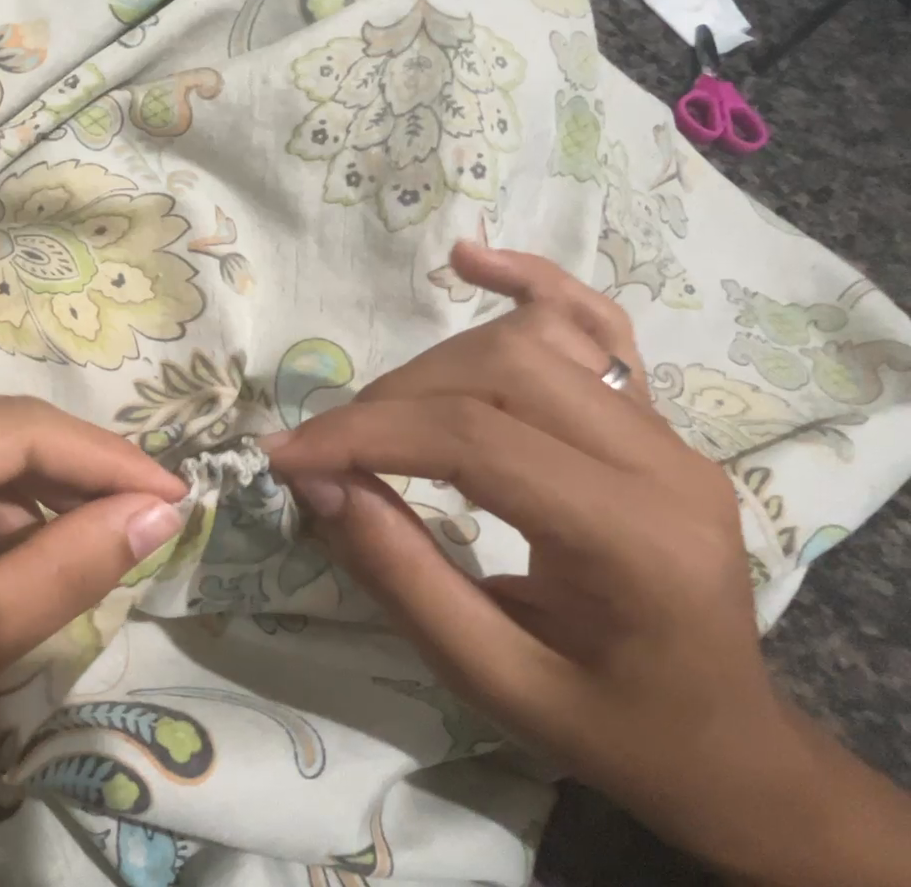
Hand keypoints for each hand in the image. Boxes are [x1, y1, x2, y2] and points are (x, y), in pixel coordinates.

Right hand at [262, 242, 910, 885]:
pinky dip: (529, 285)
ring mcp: (668, 433)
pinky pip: (594, 326)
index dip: (361, 435)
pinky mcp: (654, 423)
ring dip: (427, 368)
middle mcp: (663, 462)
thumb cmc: (602, 722)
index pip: (474, 438)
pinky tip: (471, 260)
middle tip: (326, 456)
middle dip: (385, 403)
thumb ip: (397, 572)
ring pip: (530, 340)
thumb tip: (315, 480)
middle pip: (498, 371)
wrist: (721, 743)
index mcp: (630, 536)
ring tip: (372, 418)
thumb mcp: (485, 675)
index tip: (284, 456)